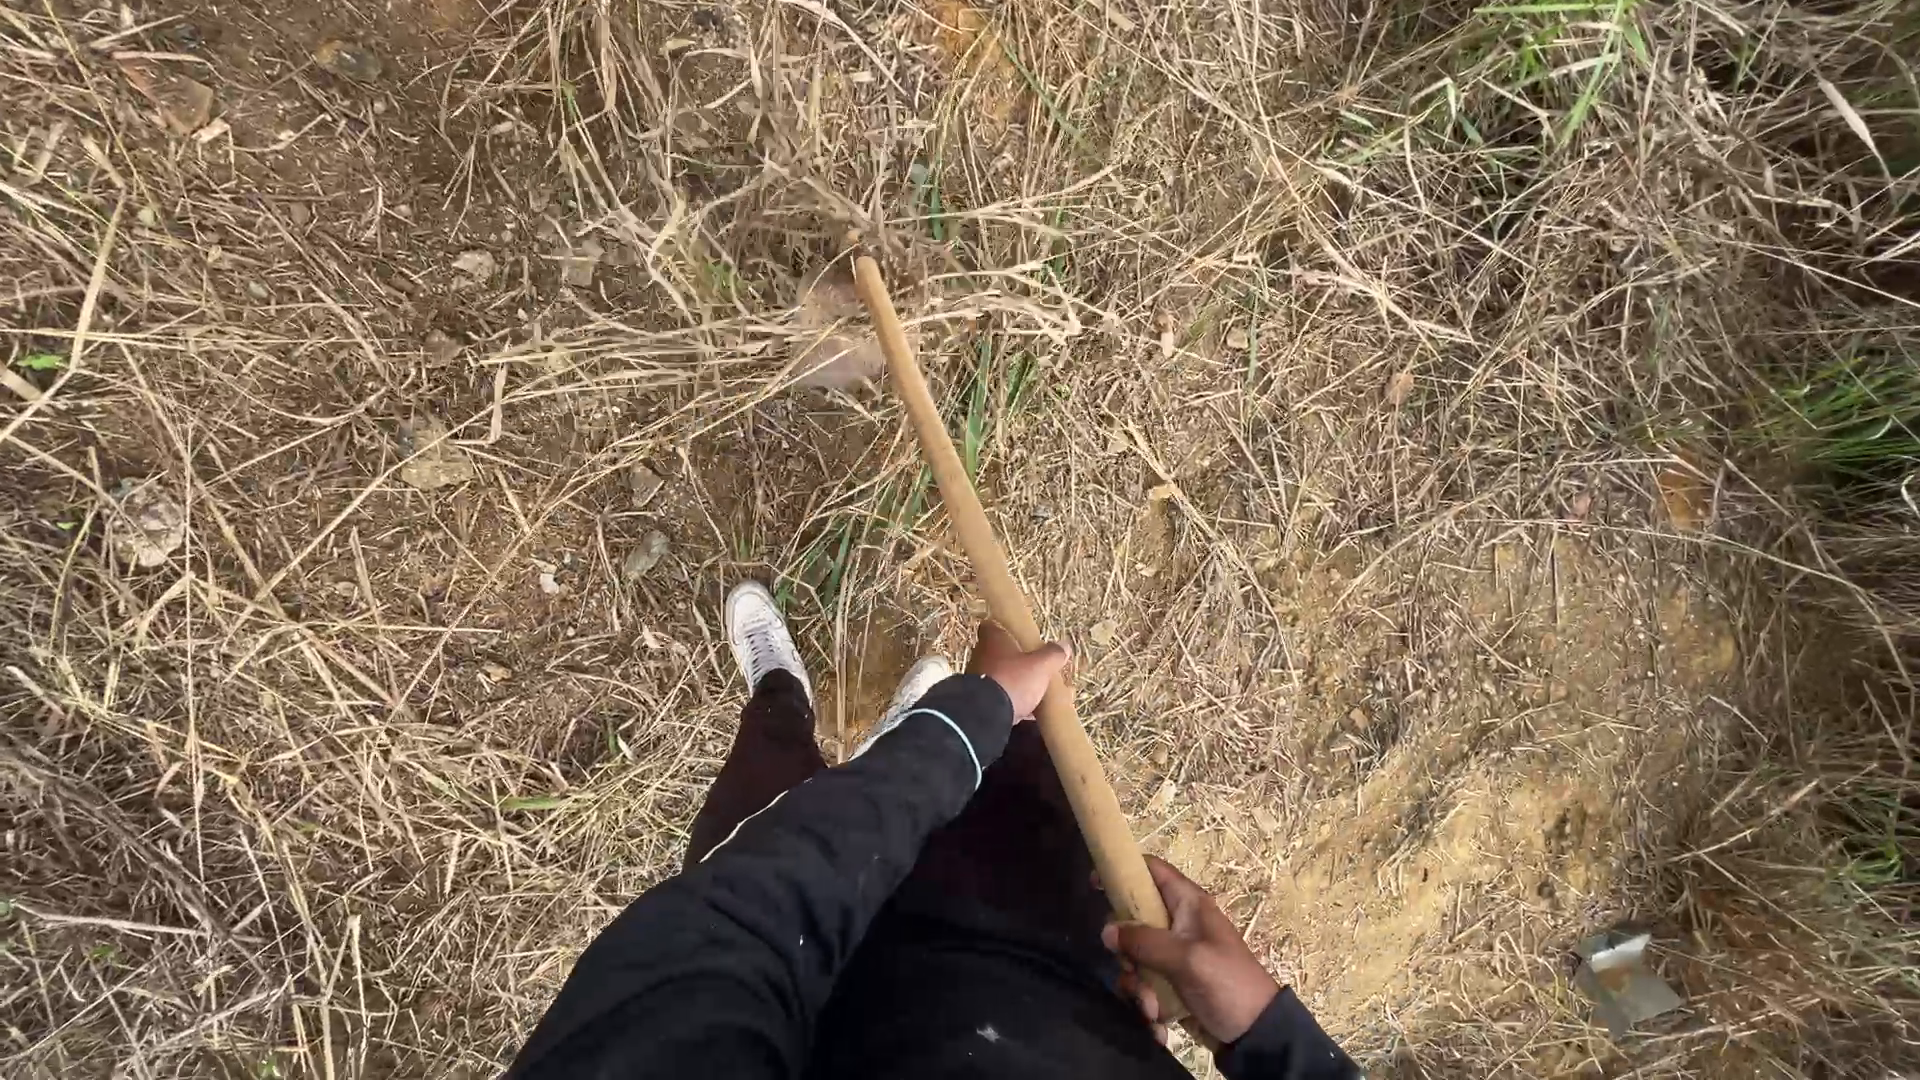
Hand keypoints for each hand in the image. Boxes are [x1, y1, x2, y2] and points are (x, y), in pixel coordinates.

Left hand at [964, 621, 1068, 720]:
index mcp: (993, 640)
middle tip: (1040, 668)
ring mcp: (978, 679)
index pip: (994, 626)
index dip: (1008, 630)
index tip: (1023, 637)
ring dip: (1019, 683)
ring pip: (1003, 676)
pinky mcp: (980, 700)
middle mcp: (981, 656)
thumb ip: (1052, 655)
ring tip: (1042, 693)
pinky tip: (1033, 712)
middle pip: (1002, 653)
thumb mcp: (1040, 666)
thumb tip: (1064, 645)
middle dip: (1020, 661)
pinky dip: (1016, 702)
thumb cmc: (1013, 680)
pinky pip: (1002, 697)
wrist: (986, 714)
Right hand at [1100, 856, 1280, 1044]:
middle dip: (1127, 950)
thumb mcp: (1187, 959)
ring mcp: (1174, 954)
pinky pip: (1144, 983)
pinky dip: (1146, 1003)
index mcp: (1188, 903)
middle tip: (1132, 968)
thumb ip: (1144, 942)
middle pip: (1133, 918)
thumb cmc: (1228, 984)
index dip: (1123, 870)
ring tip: (1152, 1008)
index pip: (1151, 870)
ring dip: (1137, 984)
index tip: (1096, 884)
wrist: (1258, 1037)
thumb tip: (1106, 931)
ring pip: (1135, 956)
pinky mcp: (1172, 982)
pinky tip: (1157, 1023)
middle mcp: (1178, 923)